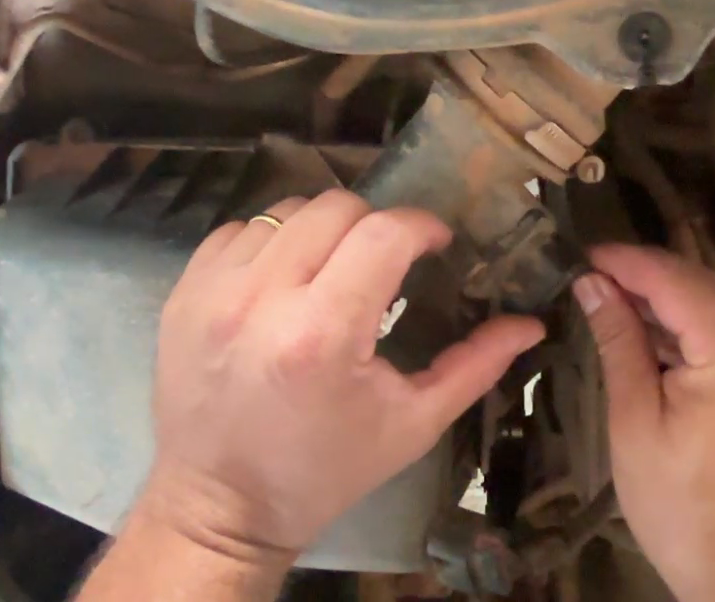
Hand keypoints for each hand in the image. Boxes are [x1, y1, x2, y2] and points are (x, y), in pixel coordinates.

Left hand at [137, 190, 543, 567]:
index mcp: (322, 335)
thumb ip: (475, 365)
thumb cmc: (325, 469)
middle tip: (387, 260)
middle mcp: (261, 299)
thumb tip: (531, 323)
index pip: (384, 233)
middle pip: (336, 207)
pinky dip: (274, 240)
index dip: (422, 226)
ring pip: (288, 209)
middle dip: (375, 224)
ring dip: (324, 228)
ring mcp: (212, 291)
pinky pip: (241, 228)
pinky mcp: (183, 291)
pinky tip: (286, 276)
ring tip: (335, 267)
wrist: (218, 507)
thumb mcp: (412, 424)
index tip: (436, 243)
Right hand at [573, 244, 714, 601]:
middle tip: (587, 275)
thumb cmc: (683, 507)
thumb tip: (591, 282)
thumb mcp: (635, 420)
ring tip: (608, 297)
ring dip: (662, 296)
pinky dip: (686, 324)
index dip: (624, 260)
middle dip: (641, 273)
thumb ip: (618, 340)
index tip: (578, 252)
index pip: (673, 278)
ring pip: (713, 301)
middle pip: (697, 282)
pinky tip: (648, 331)